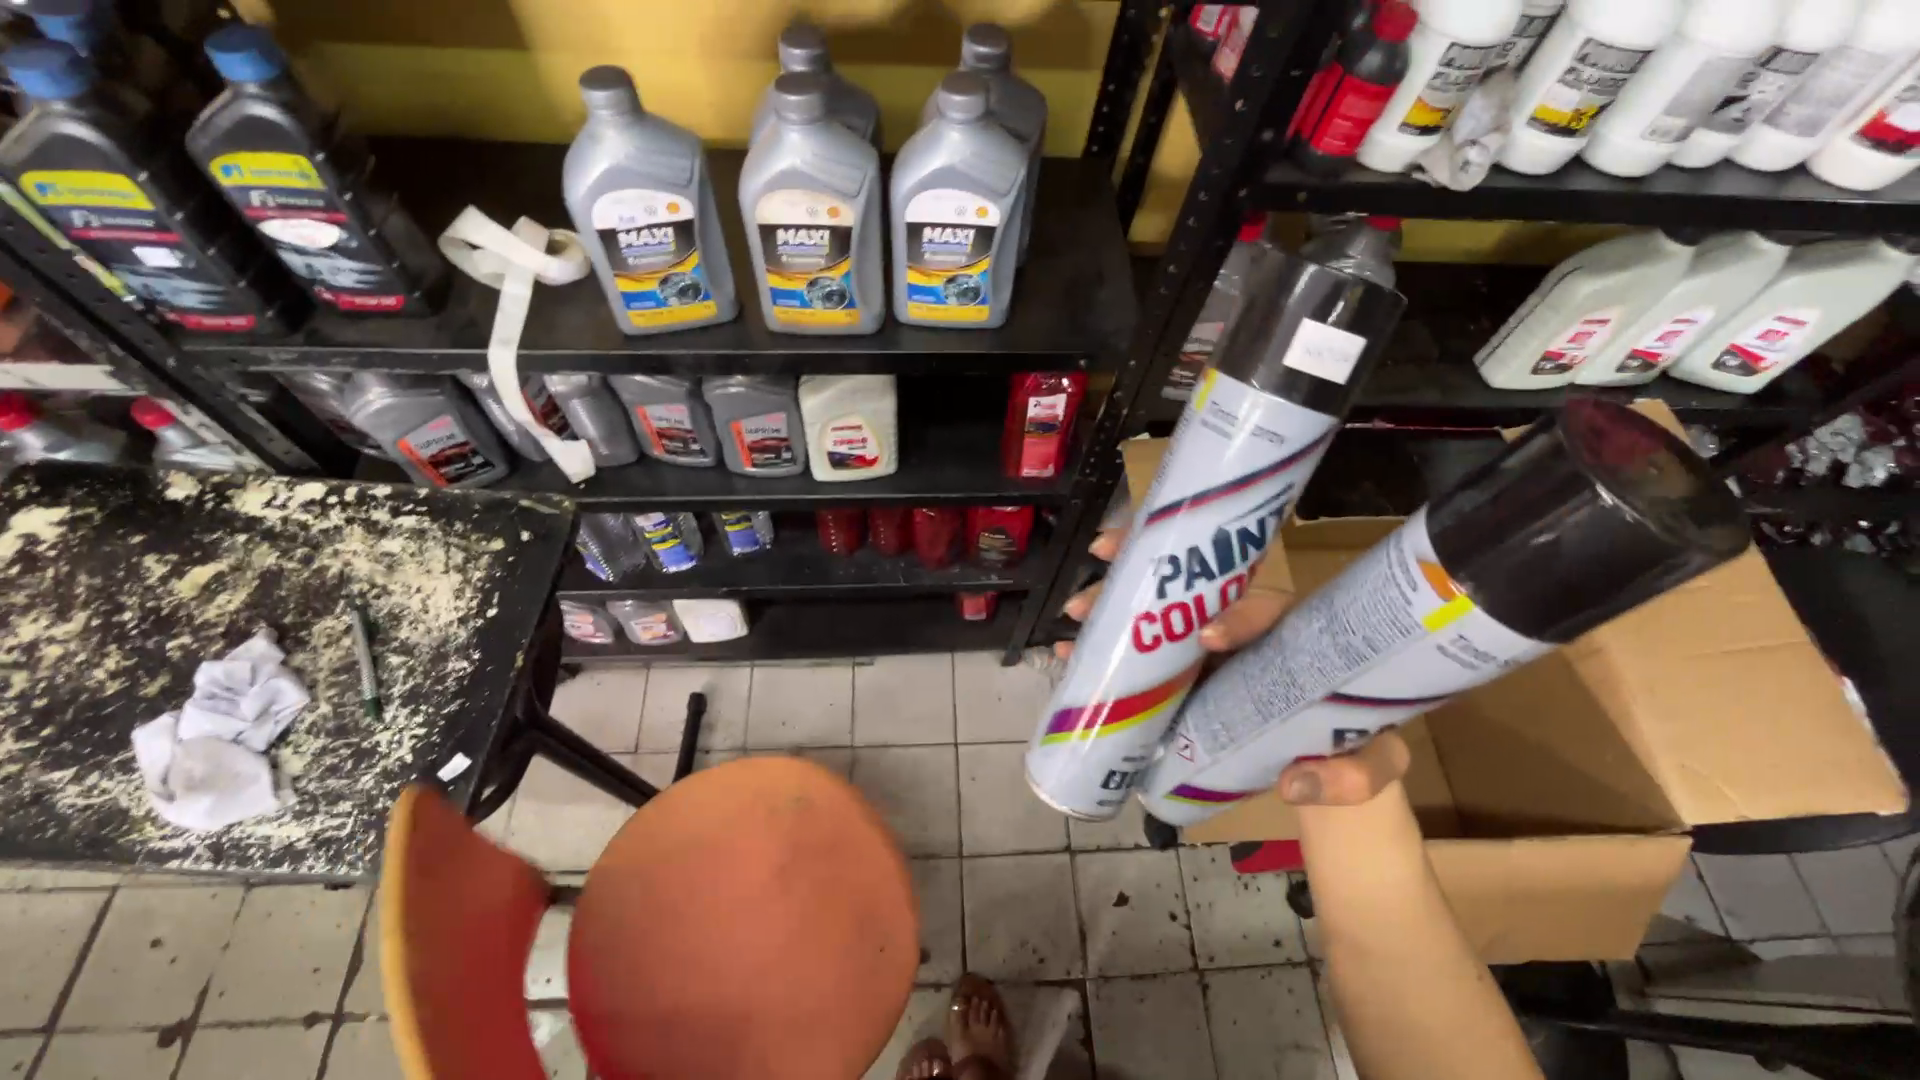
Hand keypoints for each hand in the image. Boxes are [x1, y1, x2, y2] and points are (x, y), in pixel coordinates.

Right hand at [1056, 526, 1409, 806]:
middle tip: (1108, 586)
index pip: (1267, 610)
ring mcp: (1210, 645)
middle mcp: (1246, 626)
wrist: (1324, 750)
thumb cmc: (1356, 741)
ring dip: (1115, 602)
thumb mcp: (1369, 758)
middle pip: (1196, 590)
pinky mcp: (1186, 668)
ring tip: (1077, 614)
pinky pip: (1147, 645)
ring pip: (1162, 608)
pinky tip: (1076, 647)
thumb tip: (1295, 784)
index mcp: (1292, 632)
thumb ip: (1351, 772)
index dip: (1239, 616)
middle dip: (1148, 581)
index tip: (1209, 638)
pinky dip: (1111, 641)